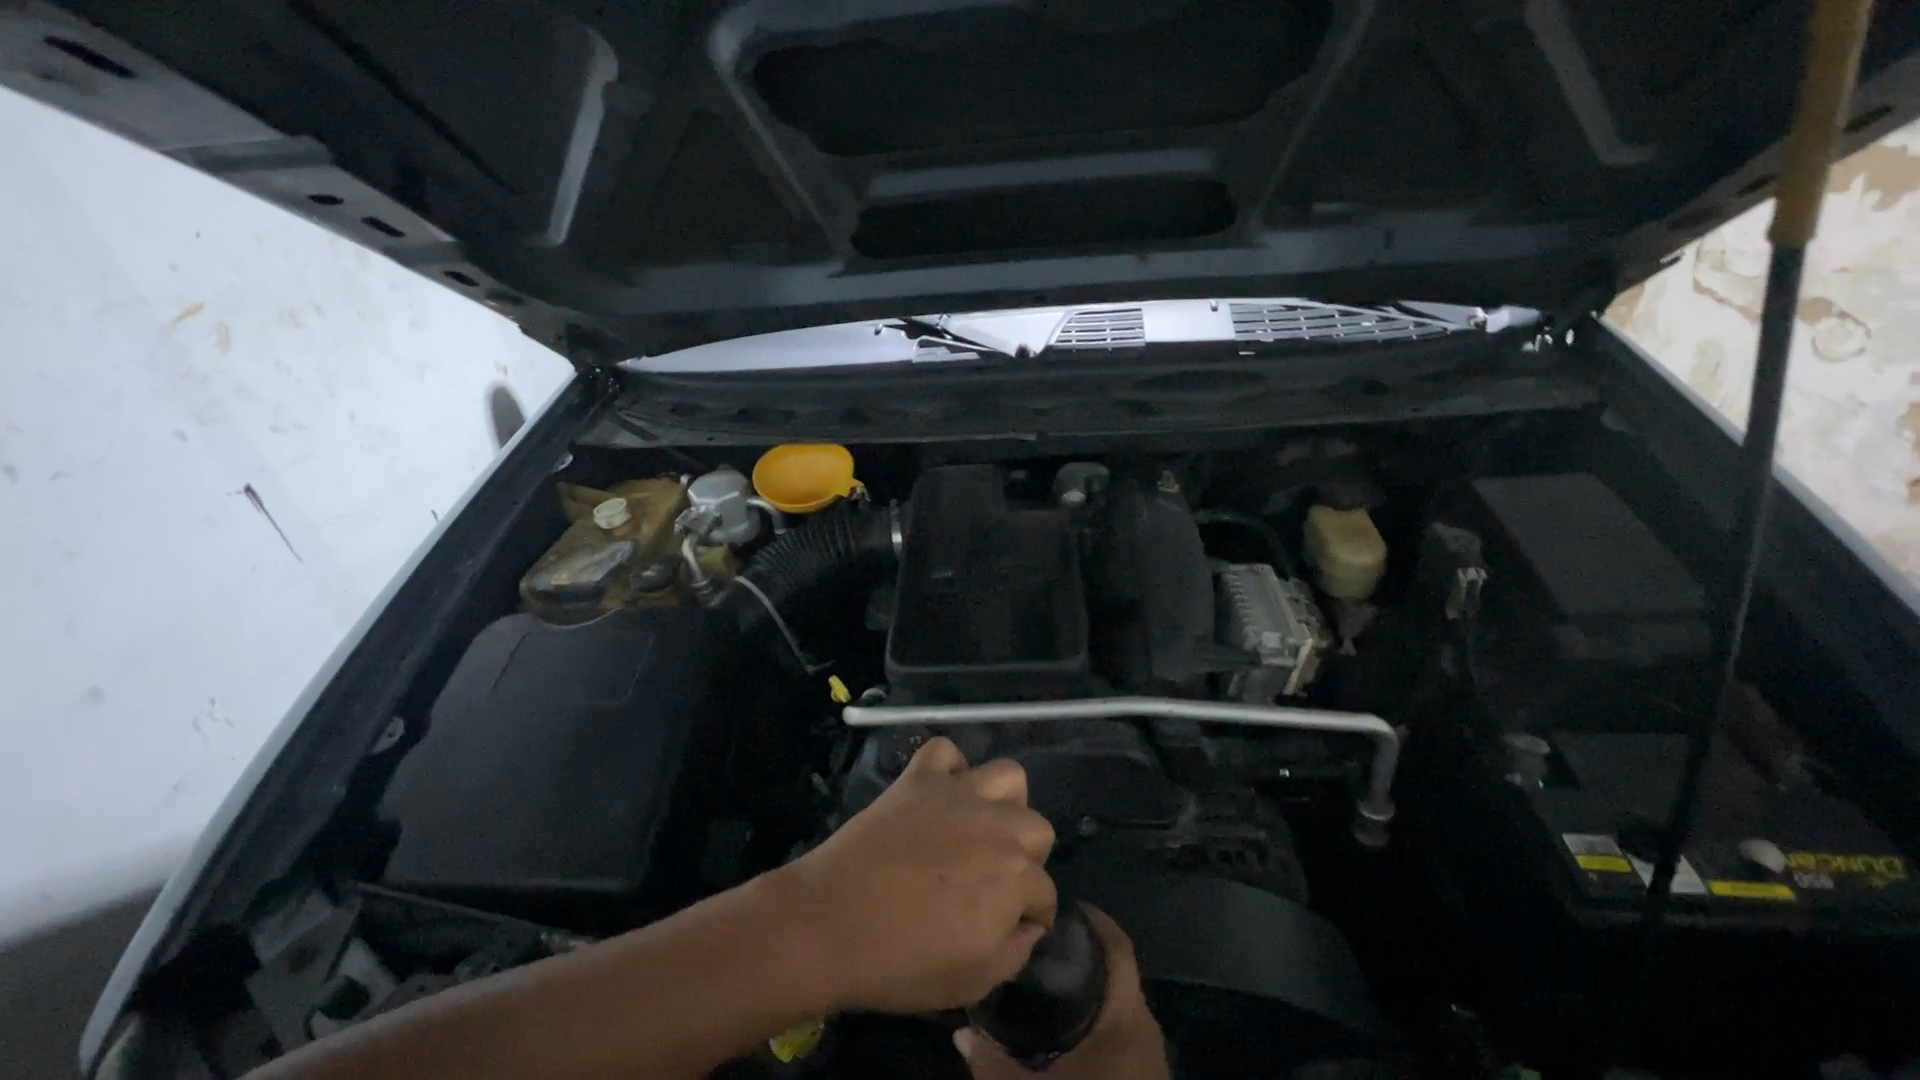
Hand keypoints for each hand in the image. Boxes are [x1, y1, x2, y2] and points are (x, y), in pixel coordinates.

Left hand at [773, 737, 1057, 1013]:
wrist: (829, 924)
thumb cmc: (901, 963)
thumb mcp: (974, 982)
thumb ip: (1015, 952)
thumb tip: (1027, 926)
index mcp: (1015, 877)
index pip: (1045, 893)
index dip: (1032, 916)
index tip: (1012, 928)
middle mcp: (996, 826)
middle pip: (1037, 829)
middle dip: (1026, 858)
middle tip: (994, 881)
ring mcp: (956, 794)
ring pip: (1008, 776)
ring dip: (1003, 802)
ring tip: (980, 828)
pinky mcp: (917, 778)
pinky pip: (944, 751)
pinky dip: (948, 768)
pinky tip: (939, 796)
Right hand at [953, 907, 1169, 1079]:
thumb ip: (994, 1063)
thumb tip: (961, 1035)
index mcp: (1125, 1017)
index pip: (1118, 946)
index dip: (1093, 919)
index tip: (1059, 905)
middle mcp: (1145, 1026)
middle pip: (1118, 970)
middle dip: (1084, 951)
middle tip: (1040, 941)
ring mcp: (1149, 1053)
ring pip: (1122, 1001)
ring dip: (1092, 985)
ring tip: (1047, 977)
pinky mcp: (1146, 1074)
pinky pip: (1123, 1029)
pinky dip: (1098, 1016)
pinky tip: (1067, 1026)